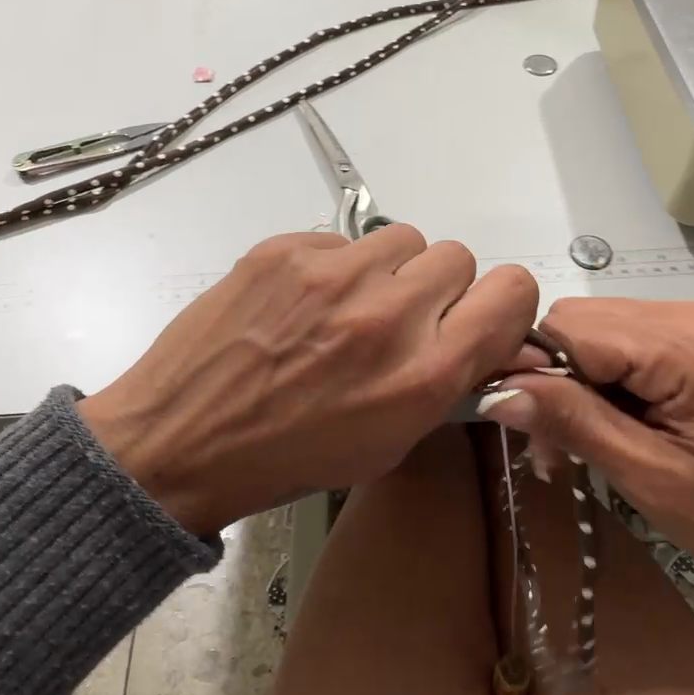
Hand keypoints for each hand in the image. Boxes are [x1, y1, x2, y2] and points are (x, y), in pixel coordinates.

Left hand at [79, 225, 537, 533]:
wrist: (181, 440)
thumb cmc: (291, 456)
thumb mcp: (389, 443)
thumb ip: (449, 383)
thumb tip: (492, 338)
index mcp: (422, 375)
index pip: (511, 292)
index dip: (501, 302)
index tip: (475, 317)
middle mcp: (387, 313)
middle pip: (458, 256)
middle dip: (437, 289)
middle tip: (397, 319)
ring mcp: (333, 272)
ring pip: (403, 238)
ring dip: (388, 270)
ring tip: (345, 307)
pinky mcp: (285, 247)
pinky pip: (343, 238)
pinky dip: (335, 266)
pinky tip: (300, 303)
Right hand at [480, 299, 693, 642]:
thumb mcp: (650, 478)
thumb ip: (574, 421)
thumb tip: (497, 389)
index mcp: (685, 345)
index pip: (570, 326)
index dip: (533, 369)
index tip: (526, 428)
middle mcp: (692, 314)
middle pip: (582, 321)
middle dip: (555, 378)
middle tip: (555, 449)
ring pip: (600, 329)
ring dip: (578, 381)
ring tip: (583, 444)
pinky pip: (630, 341)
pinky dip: (608, 379)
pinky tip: (615, 423)